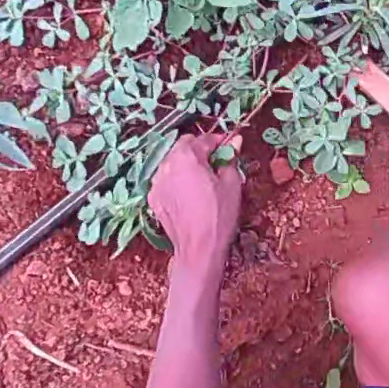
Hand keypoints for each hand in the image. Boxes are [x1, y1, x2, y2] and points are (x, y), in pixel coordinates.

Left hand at [148, 132, 243, 272]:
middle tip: (217, 164)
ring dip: (187, 166)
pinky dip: (177, 182)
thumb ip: (230, 159)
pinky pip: (166, 182)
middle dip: (200, 152)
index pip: (202, 139)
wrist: (198, 248)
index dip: (218, 141)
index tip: (229, 147)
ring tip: (203, 181)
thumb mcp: (232, 184)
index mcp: (186, 157)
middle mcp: (166, 165)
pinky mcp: (154, 199)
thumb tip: (234, 142)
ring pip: (172, 164)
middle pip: (183, 148)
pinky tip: (190, 195)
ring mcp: (156, 183)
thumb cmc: (218, 215)